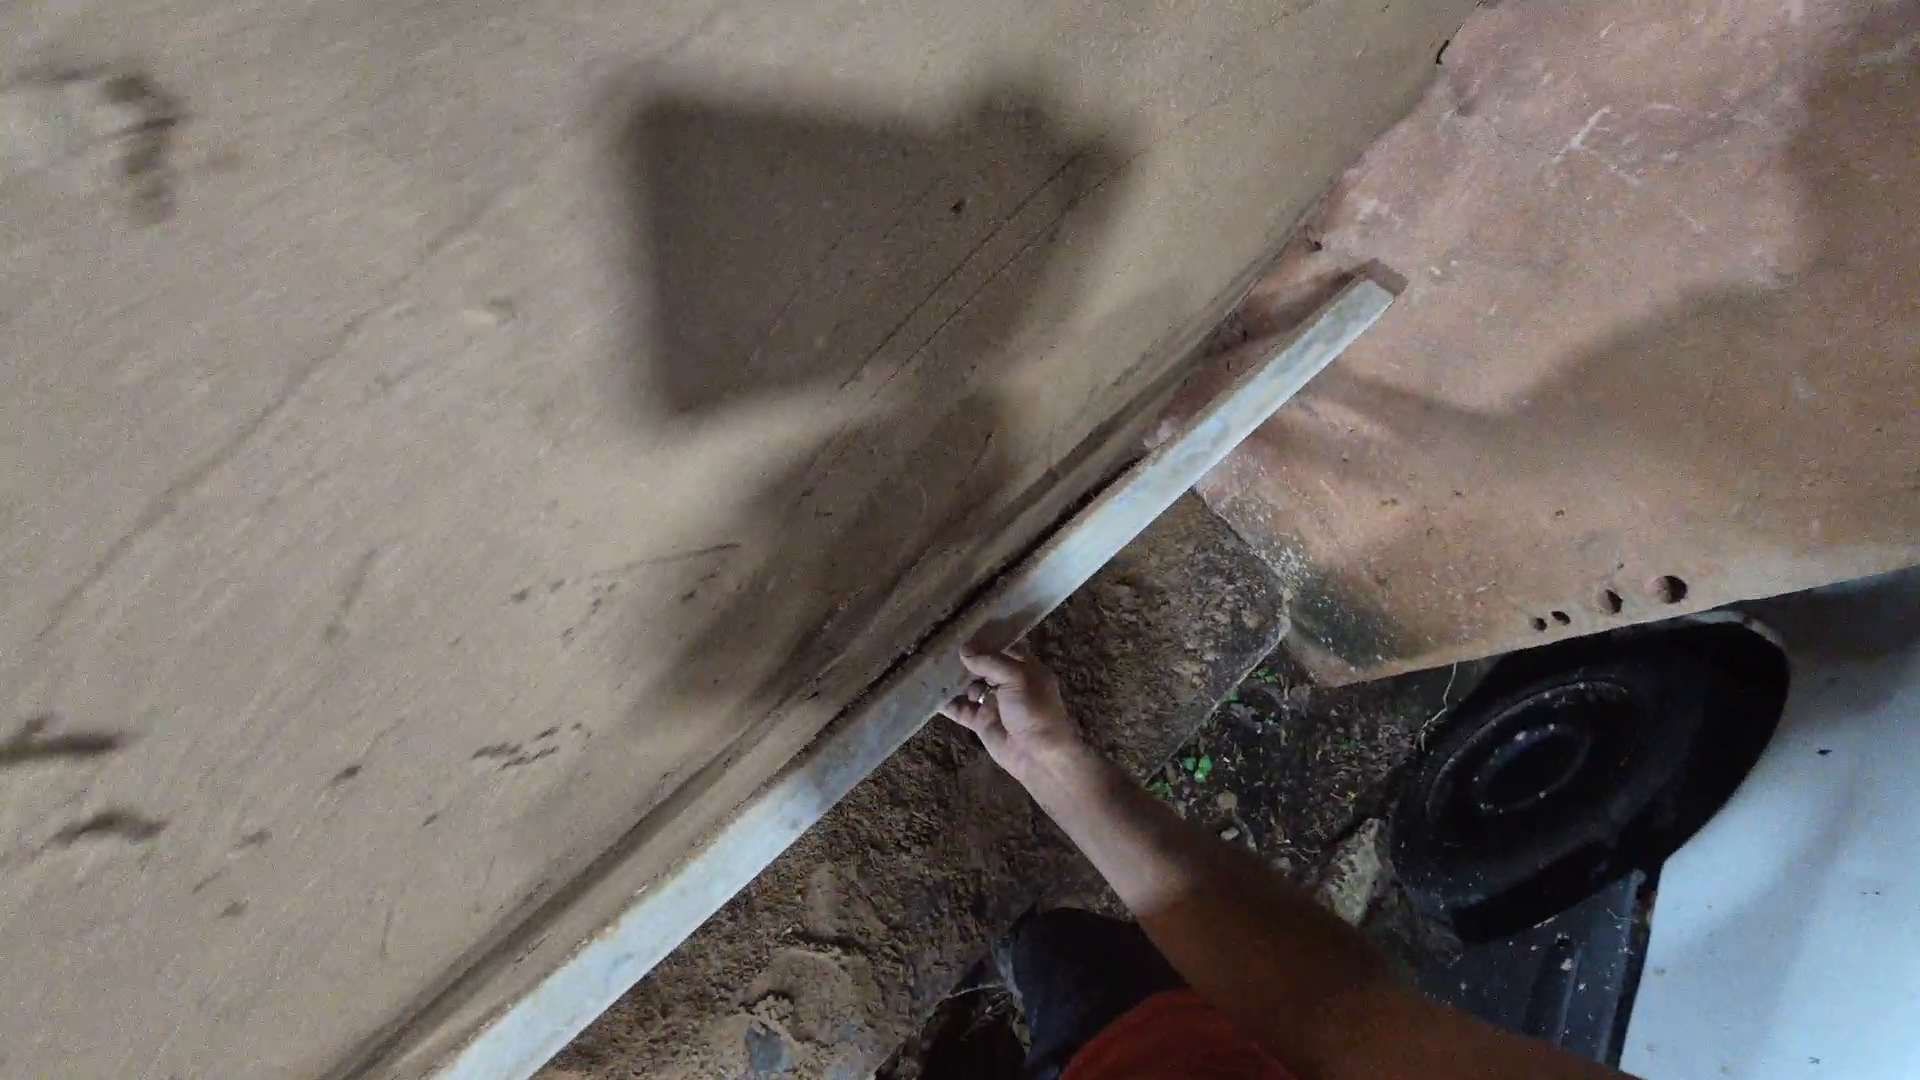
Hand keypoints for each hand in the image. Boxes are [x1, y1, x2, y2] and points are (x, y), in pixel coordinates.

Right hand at [938, 643, 1087, 784]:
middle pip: (982, 667)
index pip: (1002, 648)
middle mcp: (1008, 683)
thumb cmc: (1034, 709)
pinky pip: (961, 709)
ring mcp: (993, 702)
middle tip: (938, 647)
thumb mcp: (1017, 677)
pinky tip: (929, 694)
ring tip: (930, 666)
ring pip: (969, 686)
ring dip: (953, 680)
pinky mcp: (981, 721)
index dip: (983, 641)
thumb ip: (989, 662)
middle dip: (964, 660)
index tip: (960, 631)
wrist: (1038, 754)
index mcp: (1024, 668)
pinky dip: (946, 703)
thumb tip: (964, 650)